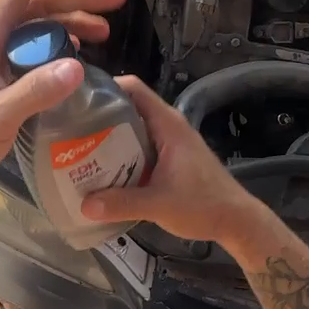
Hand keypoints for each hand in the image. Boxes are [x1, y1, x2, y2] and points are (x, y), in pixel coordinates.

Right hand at [79, 76, 273, 249]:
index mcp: (168, 124)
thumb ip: (122, 203)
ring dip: (109, 135)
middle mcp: (168, 126)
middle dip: (101, 114)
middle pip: (129, 107)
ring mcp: (170, 142)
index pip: (134, 88)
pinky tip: (103, 169)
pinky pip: (140, 145)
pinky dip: (121, 152)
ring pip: (133, 128)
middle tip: (71, 126)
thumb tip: (83, 204)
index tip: (78, 98)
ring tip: (79, 147)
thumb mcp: (159, 204)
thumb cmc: (203, 205)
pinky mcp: (170, 158)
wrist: (236, 221)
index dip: (106, 87)